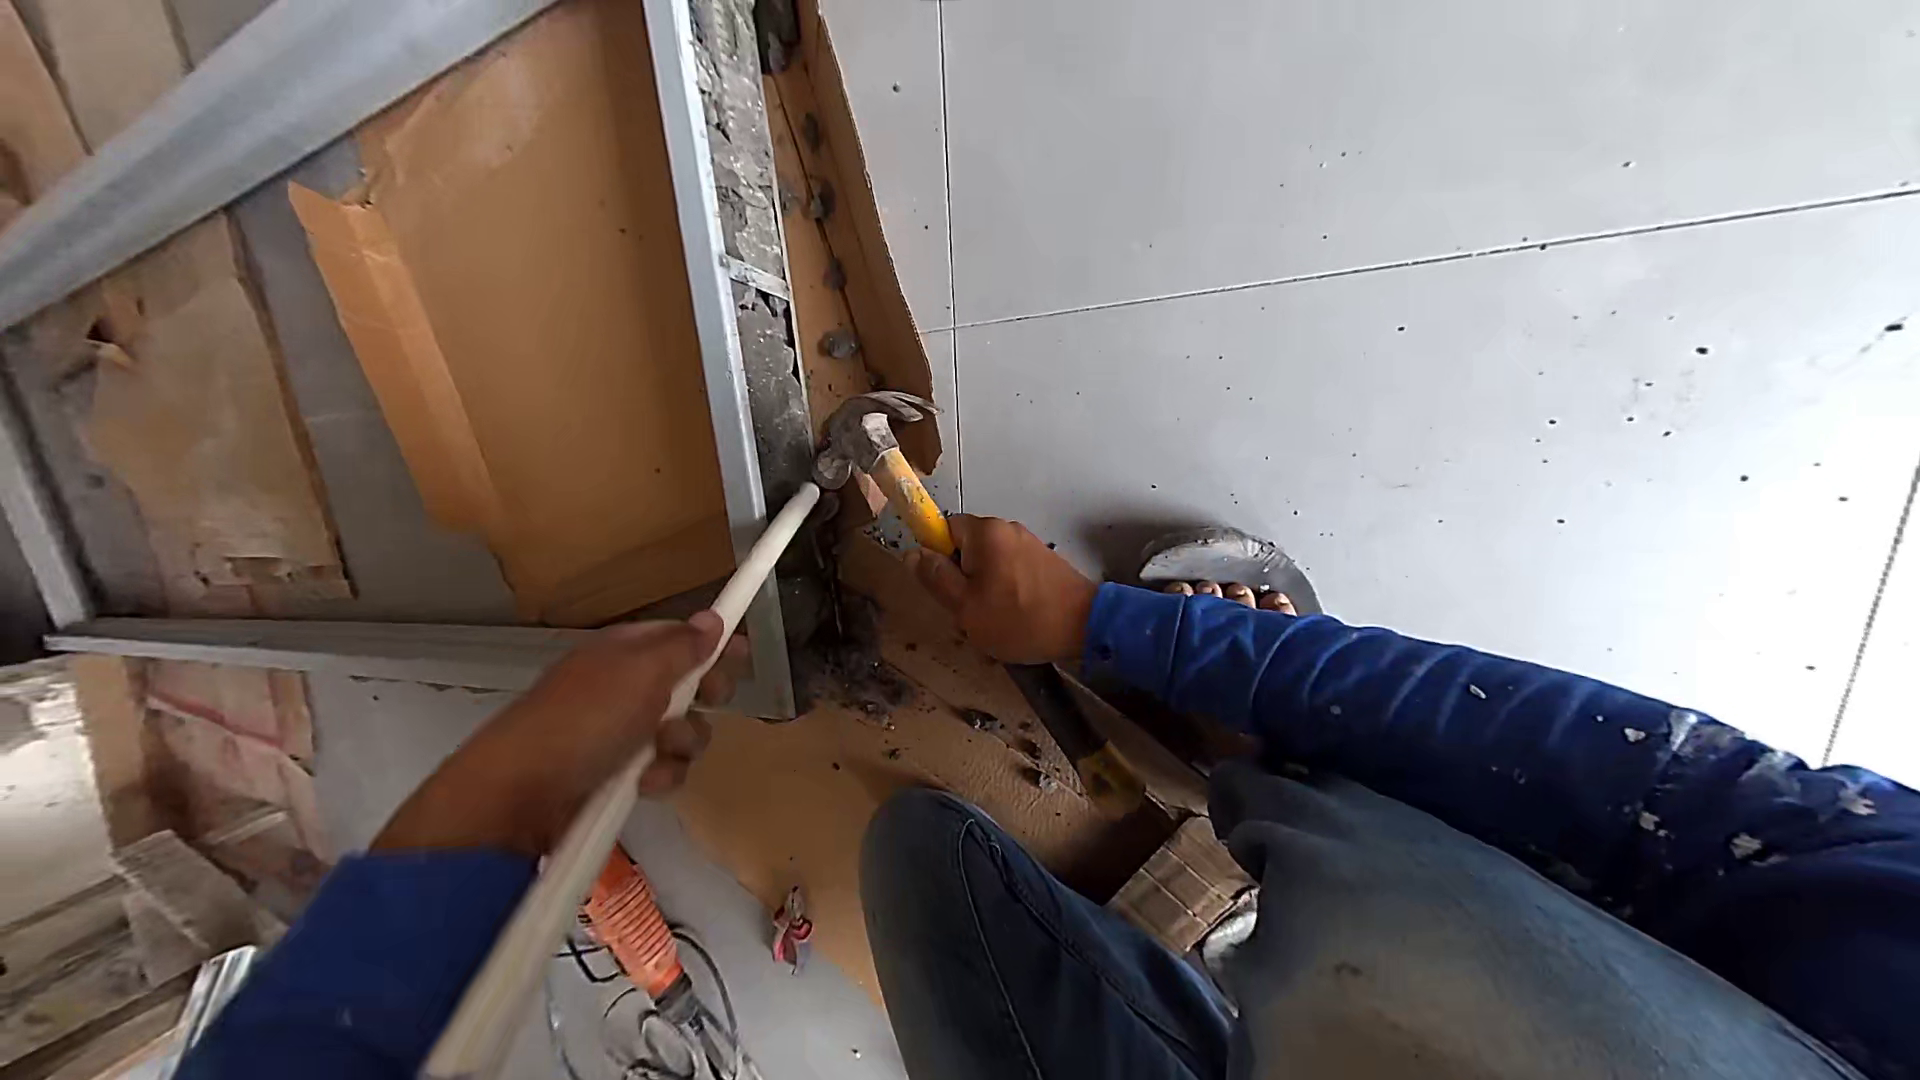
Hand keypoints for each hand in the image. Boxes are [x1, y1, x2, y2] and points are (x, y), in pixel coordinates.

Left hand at [372, 612, 747, 856]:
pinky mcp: (622, 774)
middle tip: (705, 701)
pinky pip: (667, 767)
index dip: (713, 644)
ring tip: (658, 752)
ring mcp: (624, 732)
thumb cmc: (584, 719)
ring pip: (686, 730)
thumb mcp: (641, 672)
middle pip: (692, 685)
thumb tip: (713, 617)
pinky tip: (645, 782)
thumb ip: (684, 646)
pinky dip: (662, 775)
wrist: (517, 797)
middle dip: (704, 697)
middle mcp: (628, 688)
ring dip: (682, 742)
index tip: (742, 654)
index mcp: (626, 653)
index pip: (681, 638)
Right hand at [904, 514, 1098, 664]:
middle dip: (960, 580)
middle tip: (966, 613)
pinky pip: (1009, 572)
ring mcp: (1028, 544)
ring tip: (991, 623)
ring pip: (987, 565)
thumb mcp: (965, 606)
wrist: (1084, 627)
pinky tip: (1012, 621)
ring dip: (982, 592)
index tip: (942, 585)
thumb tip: (913, 554)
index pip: (943, 527)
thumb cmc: (1019, 618)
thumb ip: (936, 578)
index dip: (935, 555)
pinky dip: (1004, 594)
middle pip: (965, 548)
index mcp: (985, 532)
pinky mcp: (1043, 562)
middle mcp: (1007, 529)